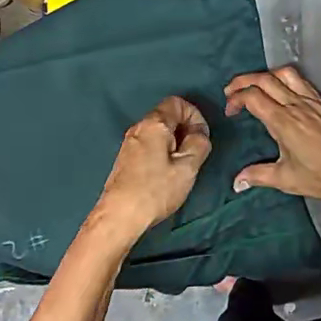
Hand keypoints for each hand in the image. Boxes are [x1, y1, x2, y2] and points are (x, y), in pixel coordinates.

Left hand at [91, 96, 212, 235]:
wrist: (119, 217)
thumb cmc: (156, 189)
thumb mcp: (188, 166)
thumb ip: (199, 144)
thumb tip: (198, 135)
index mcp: (153, 124)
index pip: (177, 102)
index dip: (195, 115)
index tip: (201, 137)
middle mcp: (137, 128)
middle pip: (167, 116)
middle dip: (186, 129)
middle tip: (195, 153)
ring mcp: (129, 144)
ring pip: (159, 132)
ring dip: (175, 142)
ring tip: (182, 166)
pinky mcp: (125, 159)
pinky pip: (150, 145)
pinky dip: (163, 151)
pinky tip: (167, 173)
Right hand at [224, 66, 320, 206]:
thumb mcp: (286, 179)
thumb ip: (258, 175)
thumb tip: (237, 181)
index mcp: (283, 121)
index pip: (253, 96)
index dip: (236, 98)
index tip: (231, 111)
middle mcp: (297, 105)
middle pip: (265, 79)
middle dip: (243, 81)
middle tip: (231, 92)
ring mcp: (312, 101)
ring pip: (285, 74)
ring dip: (265, 75)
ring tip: (255, 86)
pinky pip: (301, 81)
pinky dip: (285, 79)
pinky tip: (282, 92)